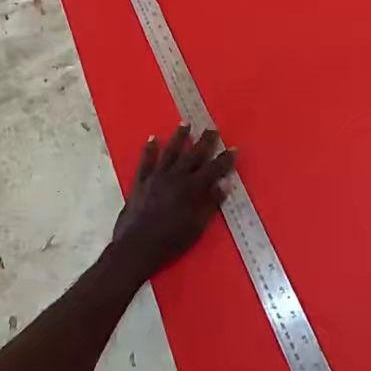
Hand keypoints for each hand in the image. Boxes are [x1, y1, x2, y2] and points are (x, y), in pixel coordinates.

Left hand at [108, 125, 236, 280]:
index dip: (224, 159)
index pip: (213, 169)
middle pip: (193, 155)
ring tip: (184, 123)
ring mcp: (155, 177)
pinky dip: (149, 149)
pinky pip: (145, 161)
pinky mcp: (140, 182)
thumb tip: (224, 185)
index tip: (233, 148)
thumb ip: (210, 204)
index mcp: (191, 189)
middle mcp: (174, 177)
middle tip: (212, 128)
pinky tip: (153, 138)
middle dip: (204, 141)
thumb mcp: (196, 227)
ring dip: (178, 137)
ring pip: (170, 152)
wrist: (137, 247)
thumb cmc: (171, 241)